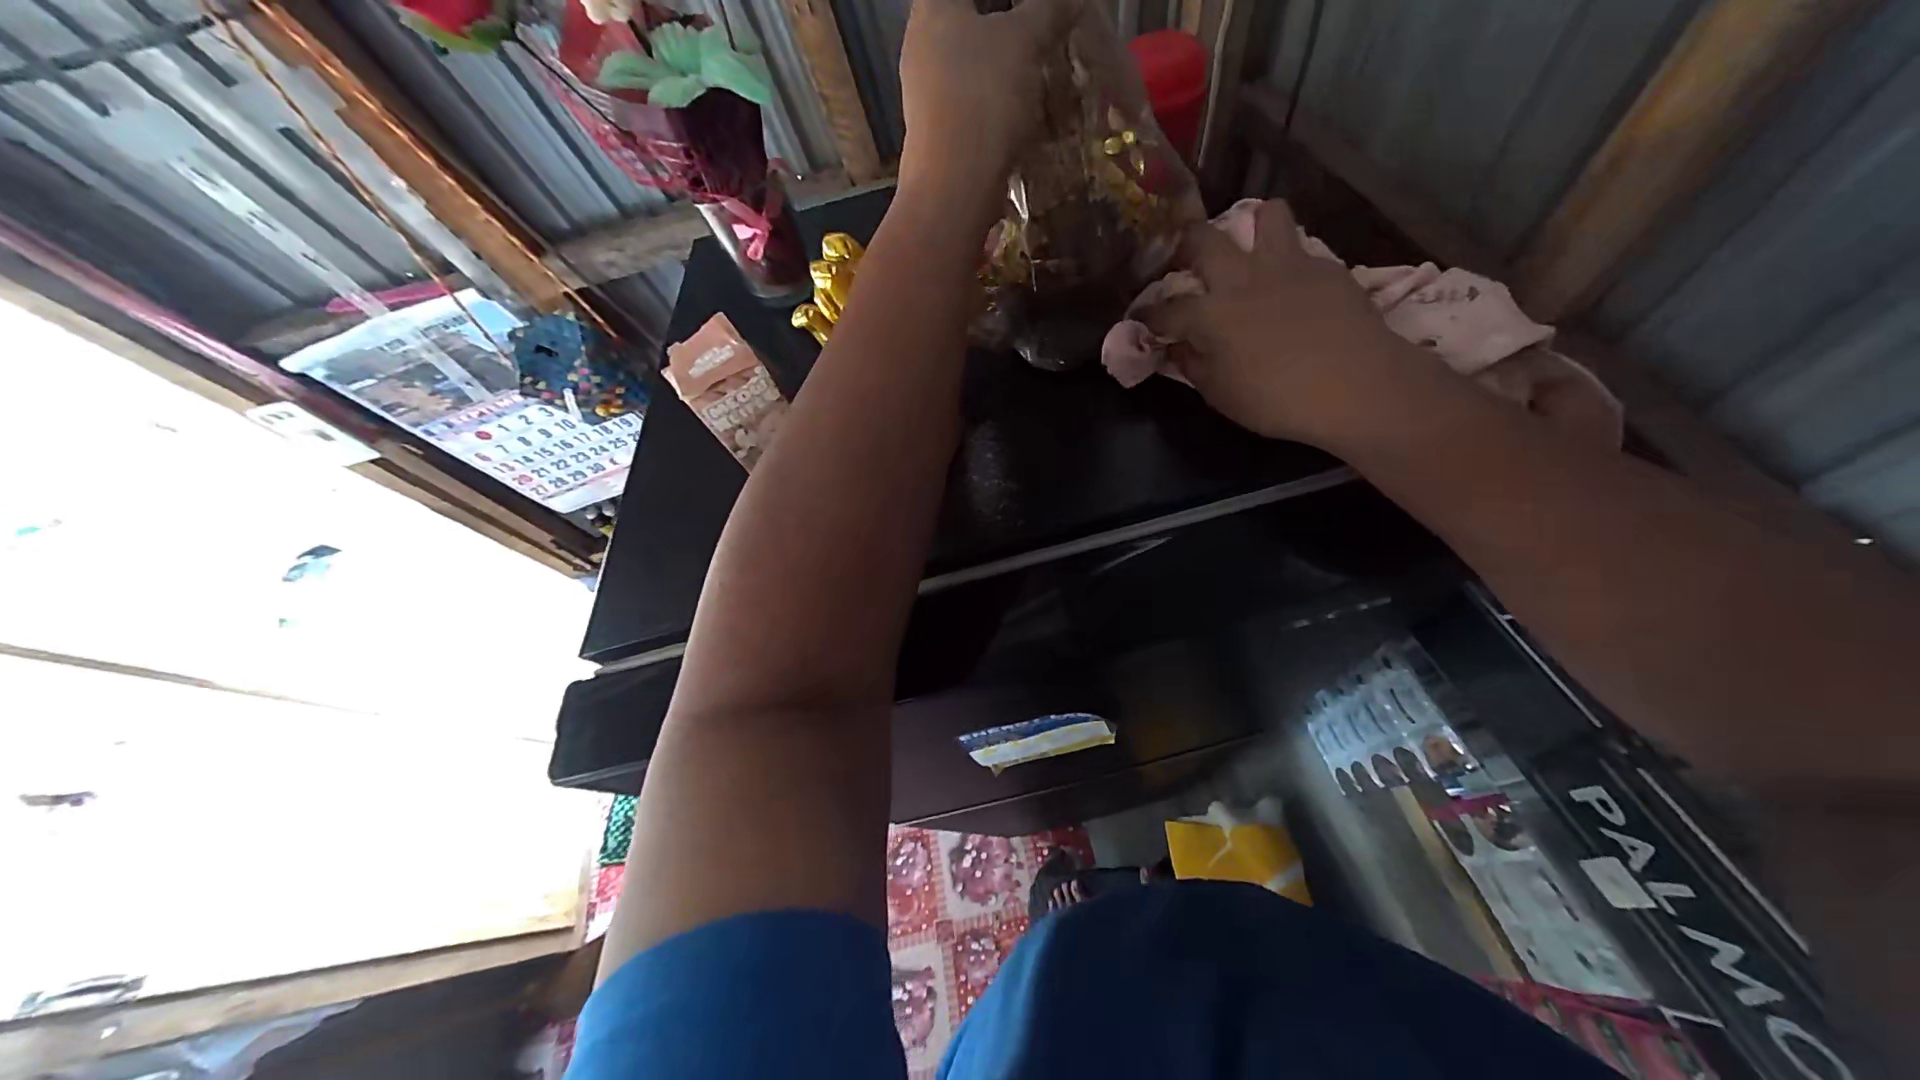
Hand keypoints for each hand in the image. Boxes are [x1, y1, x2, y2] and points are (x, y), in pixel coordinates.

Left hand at [896, 0, 1080, 220]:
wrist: (956, 188)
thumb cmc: (984, 98)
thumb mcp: (1024, 42)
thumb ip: (1048, 11)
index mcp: (932, 9)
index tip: (1030, 6)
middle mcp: (921, 48)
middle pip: (970, 23)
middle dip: (1010, 27)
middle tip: (1046, 33)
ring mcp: (927, 95)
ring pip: (975, 67)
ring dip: (1010, 69)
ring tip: (1046, 74)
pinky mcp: (940, 134)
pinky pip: (976, 105)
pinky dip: (1003, 105)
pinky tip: (1029, 114)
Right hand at [1141, 199, 1426, 443]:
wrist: (1357, 386)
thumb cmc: (1277, 400)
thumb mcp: (1220, 394)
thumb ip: (1193, 365)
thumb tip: (1177, 347)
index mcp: (1210, 314)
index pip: (1165, 309)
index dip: (1148, 314)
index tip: (1142, 319)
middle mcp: (1242, 278)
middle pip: (1202, 239)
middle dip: (1184, 246)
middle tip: (1185, 262)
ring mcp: (1287, 266)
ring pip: (1266, 214)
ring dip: (1252, 225)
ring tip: (1250, 248)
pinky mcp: (1326, 268)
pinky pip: (1302, 248)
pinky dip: (1290, 260)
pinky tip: (1293, 284)